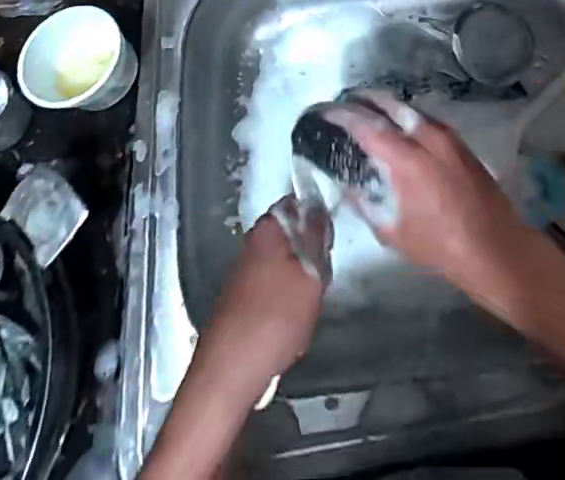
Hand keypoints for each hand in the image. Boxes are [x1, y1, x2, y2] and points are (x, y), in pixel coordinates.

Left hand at [194, 197, 328, 390]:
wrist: (234, 362)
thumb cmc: (275, 317)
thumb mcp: (310, 275)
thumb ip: (316, 240)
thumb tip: (319, 213)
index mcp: (267, 229)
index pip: (295, 204)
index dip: (318, 217)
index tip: (330, 240)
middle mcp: (252, 242)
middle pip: (291, 233)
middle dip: (311, 251)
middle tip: (323, 274)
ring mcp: (246, 267)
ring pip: (285, 259)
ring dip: (302, 275)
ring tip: (309, 299)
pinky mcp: (244, 292)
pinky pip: (274, 281)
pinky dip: (288, 294)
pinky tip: (294, 316)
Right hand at [335, 89, 548, 316]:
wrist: (500, 252)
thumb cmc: (440, 245)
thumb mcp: (390, 229)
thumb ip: (362, 199)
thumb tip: (343, 180)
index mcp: (405, 158)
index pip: (363, 123)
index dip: (339, 115)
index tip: (323, 112)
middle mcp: (426, 138)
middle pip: (387, 103)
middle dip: (361, 100)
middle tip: (342, 105)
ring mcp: (447, 138)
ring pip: (408, 108)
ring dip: (384, 106)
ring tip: (366, 113)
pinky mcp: (461, 144)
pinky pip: (424, 119)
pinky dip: (404, 117)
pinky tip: (397, 129)